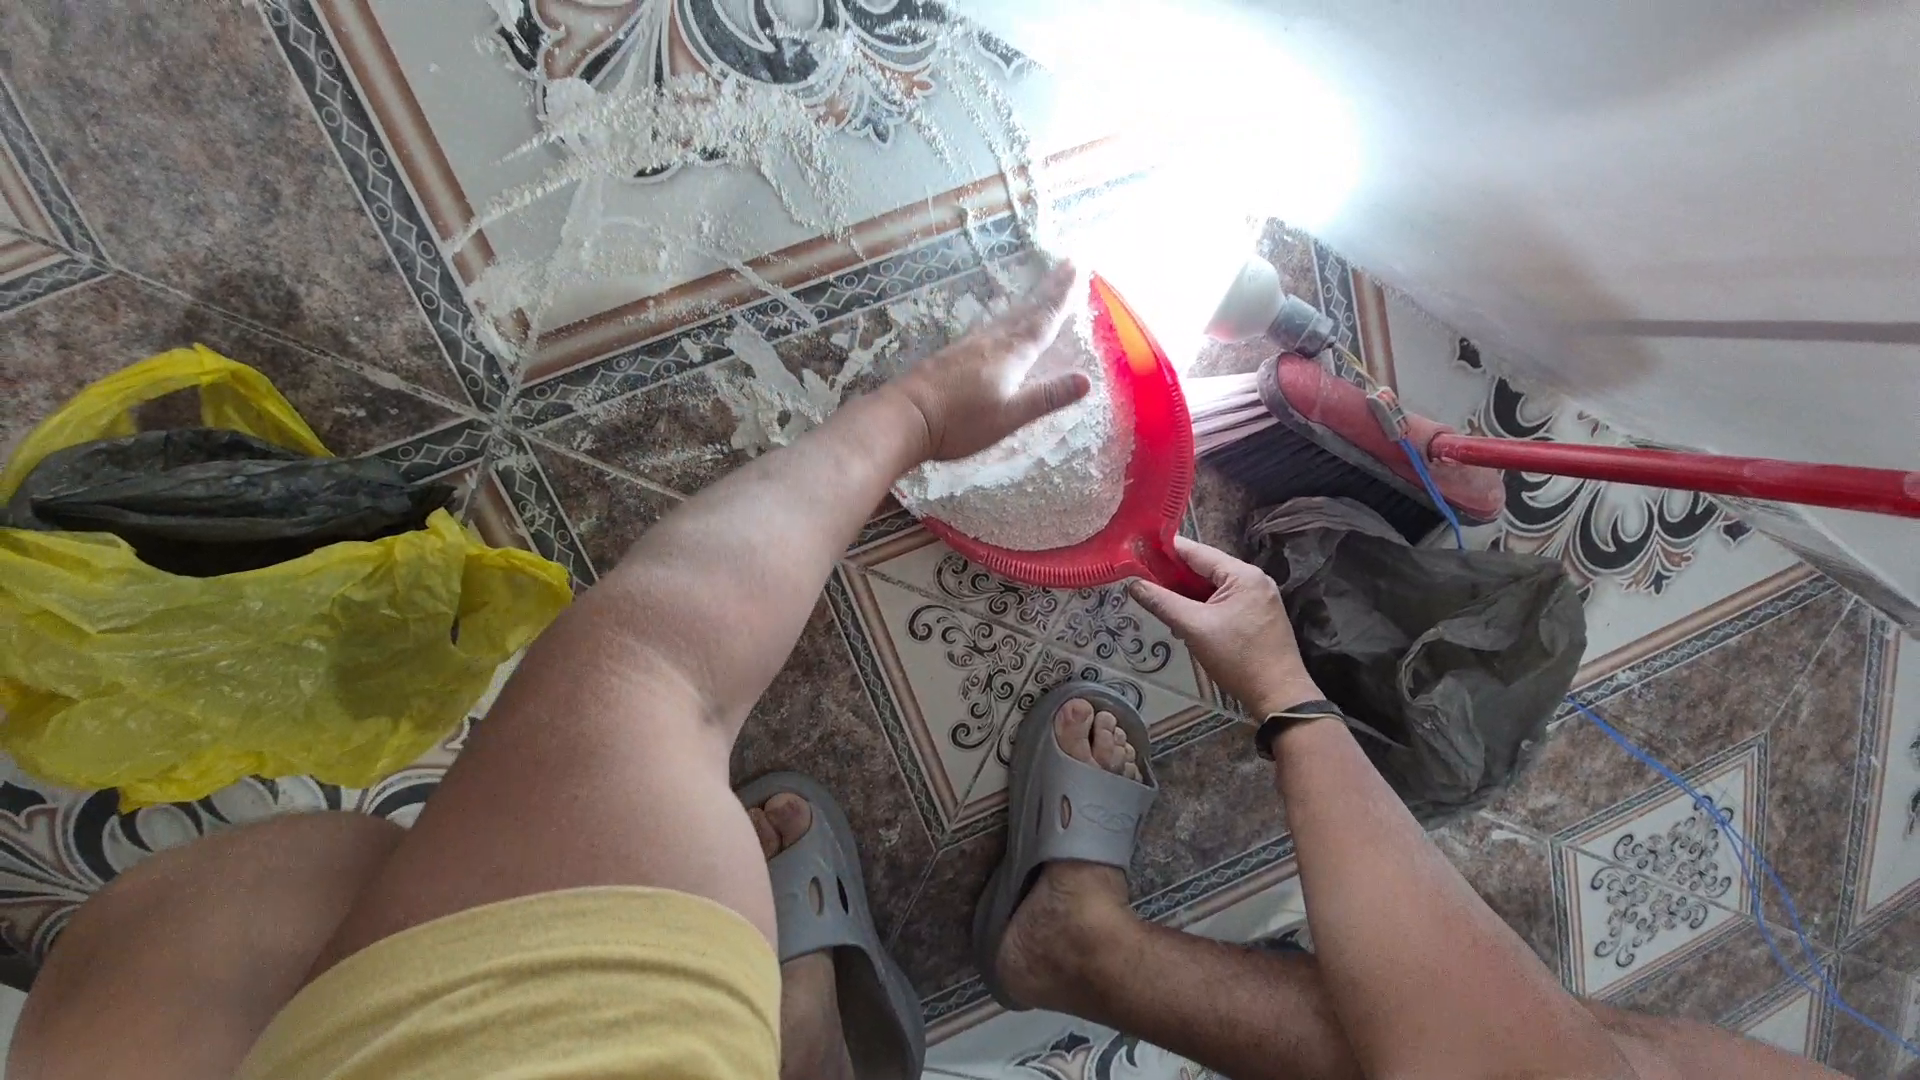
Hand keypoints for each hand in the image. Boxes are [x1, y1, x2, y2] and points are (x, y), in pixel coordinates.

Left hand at [887, 261, 1091, 461]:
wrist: (907, 416)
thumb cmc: (960, 421)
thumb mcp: (1009, 415)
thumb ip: (1046, 396)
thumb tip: (1087, 380)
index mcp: (1012, 355)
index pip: (1045, 321)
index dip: (1063, 297)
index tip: (1078, 269)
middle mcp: (993, 342)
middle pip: (1028, 310)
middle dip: (1051, 288)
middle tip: (1069, 264)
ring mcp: (971, 345)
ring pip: (1008, 317)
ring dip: (1030, 301)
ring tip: (1043, 288)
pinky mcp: (953, 354)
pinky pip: (990, 327)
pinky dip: (1007, 318)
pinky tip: (1002, 322)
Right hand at [1128, 536, 1321, 714]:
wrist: (1279, 696)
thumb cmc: (1237, 658)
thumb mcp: (1194, 628)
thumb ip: (1162, 602)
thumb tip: (1133, 584)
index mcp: (1243, 575)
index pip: (1197, 552)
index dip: (1165, 550)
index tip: (1137, 551)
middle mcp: (1254, 580)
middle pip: (1205, 569)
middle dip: (1173, 576)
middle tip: (1141, 580)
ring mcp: (1258, 598)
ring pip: (1212, 587)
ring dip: (1186, 595)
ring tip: (1157, 602)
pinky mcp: (1257, 616)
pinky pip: (1223, 602)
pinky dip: (1201, 607)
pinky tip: (1183, 619)